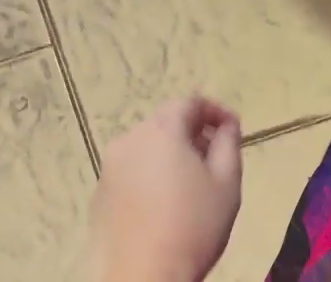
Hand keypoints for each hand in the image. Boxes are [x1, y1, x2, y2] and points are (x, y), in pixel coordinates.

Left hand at [91, 97, 242, 281]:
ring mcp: (108, 173)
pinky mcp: (97, 201)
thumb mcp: (227, 180)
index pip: (189, 102)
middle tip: (215, 156)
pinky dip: (150, 176)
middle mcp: (128, 143)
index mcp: (160, 131)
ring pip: (147, 149)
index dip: (215, 111)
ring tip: (192, 184)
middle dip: (193, 132)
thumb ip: (229, 142)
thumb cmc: (192, 228)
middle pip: (165, 123)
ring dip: (171, 155)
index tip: (233, 130)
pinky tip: (166, 206)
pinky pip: (131, 173)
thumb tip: (226, 125)